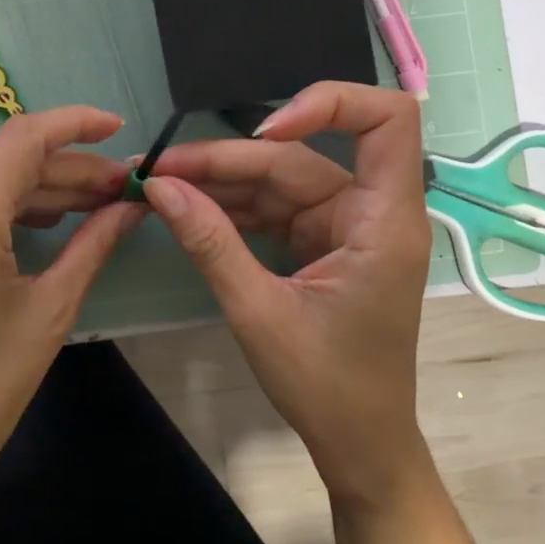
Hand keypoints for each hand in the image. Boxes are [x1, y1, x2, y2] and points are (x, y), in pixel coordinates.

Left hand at [0, 108, 146, 540]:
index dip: (74, 125)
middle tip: (123, 187)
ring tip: (99, 203)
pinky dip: (8, 205)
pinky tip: (50, 217)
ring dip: (41, 187)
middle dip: (69, 169)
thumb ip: (94, 243)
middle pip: (7, 163)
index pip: (21, 142)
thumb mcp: (52, 309)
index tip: (117, 129)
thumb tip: (133, 204)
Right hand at [143, 83, 432, 497]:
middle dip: (228, 160)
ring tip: (159, 187)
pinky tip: (187, 210)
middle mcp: (370, 214)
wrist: (357, 440)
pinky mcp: (323, 248)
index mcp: (382, 222)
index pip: (386, 120)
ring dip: (222, 184)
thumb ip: (210, 243)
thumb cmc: (325, 383)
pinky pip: (275, 212)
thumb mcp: (258, 311)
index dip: (329, 103)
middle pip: (301, 156)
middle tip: (158, 170)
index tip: (262, 131)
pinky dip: (233, 210)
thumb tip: (159, 187)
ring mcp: (345, 230)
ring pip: (281, 182)